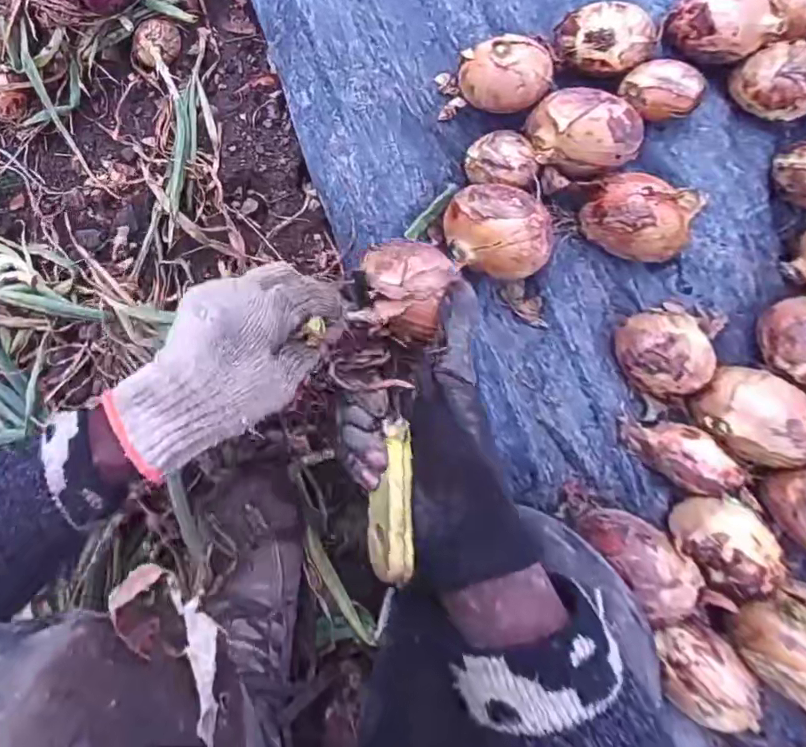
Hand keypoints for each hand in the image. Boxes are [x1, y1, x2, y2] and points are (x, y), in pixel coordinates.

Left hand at [103, 262, 344, 480]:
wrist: (176, 400)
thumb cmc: (234, 395)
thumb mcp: (283, 380)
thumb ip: (307, 349)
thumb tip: (324, 333)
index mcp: (269, 304)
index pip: (311, 291)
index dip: (330, 304)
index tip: (338, 319)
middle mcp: (243, 286)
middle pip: (283, 274)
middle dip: (302, 291)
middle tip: (311, 318)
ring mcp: (217, 287)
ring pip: (256, 279)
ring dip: (274, 294)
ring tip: (280, 324)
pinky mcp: (197, 296)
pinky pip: (232, 289)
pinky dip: (248, 301)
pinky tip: (249, 325)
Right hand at [339, 283, 540, 591]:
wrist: (462, 525)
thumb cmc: (464, 451)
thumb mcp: (457, 384)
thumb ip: (452, 332)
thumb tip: (460, 280)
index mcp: (409, 370)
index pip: (371, 342)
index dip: (358, 340)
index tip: (350, 342)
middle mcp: (387, 393)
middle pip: (350, 378)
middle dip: (360, 404)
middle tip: (379, 423)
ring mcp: (372, 425)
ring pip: (342, 411)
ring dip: (357, 436)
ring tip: (381, 458)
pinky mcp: (361, 453)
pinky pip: (341, 443)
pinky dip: (354, 458)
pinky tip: (374, 475)